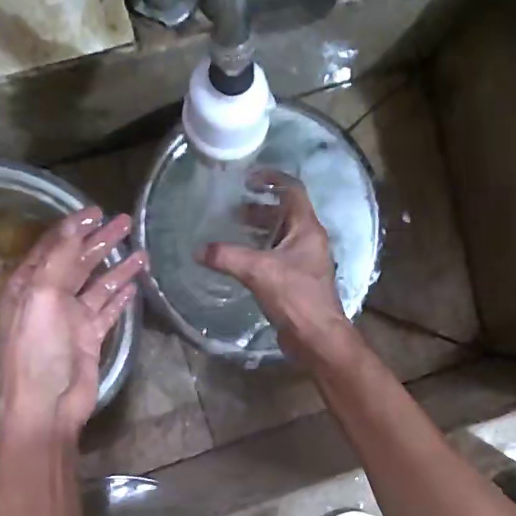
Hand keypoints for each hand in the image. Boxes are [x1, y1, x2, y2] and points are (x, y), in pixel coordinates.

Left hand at [0, 209, 144, 438]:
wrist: (47, 406)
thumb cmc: (37, 351)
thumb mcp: (41, 298)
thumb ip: (57, 262)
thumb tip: (74, 229)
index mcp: (28, 286)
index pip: (52, 247)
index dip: (73, 227)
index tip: (97, 210)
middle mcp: (48, 298)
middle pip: (78, 262)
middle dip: (101, 242)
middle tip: (126, 222)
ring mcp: (70, 319)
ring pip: (97, 285)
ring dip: (117, 267)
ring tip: (142, 250)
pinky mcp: (89, 338)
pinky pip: (107, 311)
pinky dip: (120, 297)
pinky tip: (135, 283)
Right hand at [199, 169, 356, 363]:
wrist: (317, 337)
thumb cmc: (295, 297)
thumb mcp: (258, 272)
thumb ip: (227, 257)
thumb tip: (199, 250)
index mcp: (307, 229)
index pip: (292, 190)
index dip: (271, 179)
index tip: (248, 178)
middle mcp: (309, 241)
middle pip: (285, 213)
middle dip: (259, 208)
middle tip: (232, 209)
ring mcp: (305, 261)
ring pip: (280, 236)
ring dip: (259, 230)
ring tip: (232, 231)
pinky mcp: (297, 281)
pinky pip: (277, 257)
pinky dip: (260, 251)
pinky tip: (240, 261)